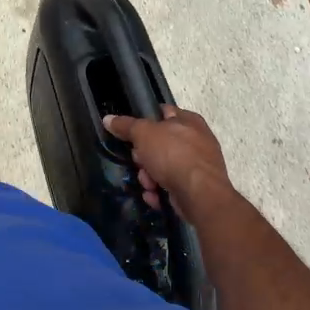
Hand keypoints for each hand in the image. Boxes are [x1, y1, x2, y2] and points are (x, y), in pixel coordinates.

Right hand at [102, 106, 233, 221]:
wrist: (200, 196)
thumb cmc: (173, 155)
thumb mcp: (143, 133)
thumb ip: (125, 125)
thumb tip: (108, 119)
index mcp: (189, 121)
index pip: (162, 112)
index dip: (144, 120)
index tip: (131, 131)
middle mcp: (197, 141)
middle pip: (159, 144)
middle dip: (144, 156)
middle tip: (138, 161)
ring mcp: (198, 167)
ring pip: (163, 167)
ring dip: (149, 176)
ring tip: (148, 183)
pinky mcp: (198, 189)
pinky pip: (172, 186)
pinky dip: (161, 191)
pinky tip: (154, 196)